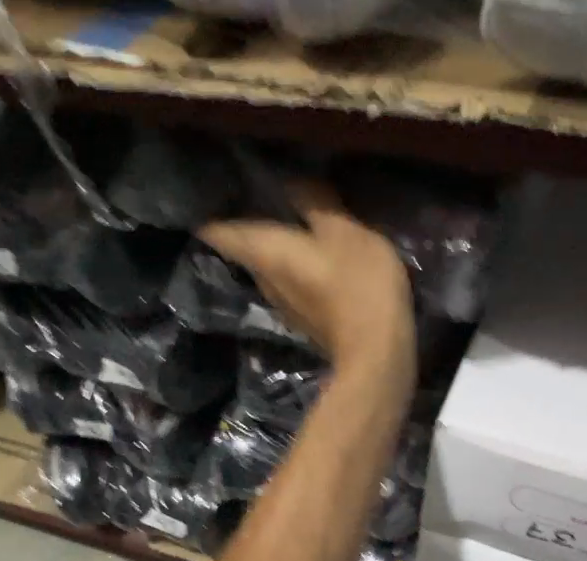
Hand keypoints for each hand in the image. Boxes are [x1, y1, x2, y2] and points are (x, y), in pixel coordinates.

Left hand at [199, 180, 415, 388]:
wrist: (377, 352)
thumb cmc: (358, 284)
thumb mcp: (343, 230)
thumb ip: (314, 202)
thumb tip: (290, 181)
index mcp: (264, 251)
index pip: (216, 230)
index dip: (208, 207)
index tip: (216, 185)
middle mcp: (263, 279)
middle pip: (244, 246)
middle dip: (249, 220)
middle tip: (263, 190)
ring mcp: (282, 304)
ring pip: (268, 265)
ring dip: (277, 243)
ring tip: (293, 217)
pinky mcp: (304, 319)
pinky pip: (291, 281)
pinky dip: (296, 264)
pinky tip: (315, 252)